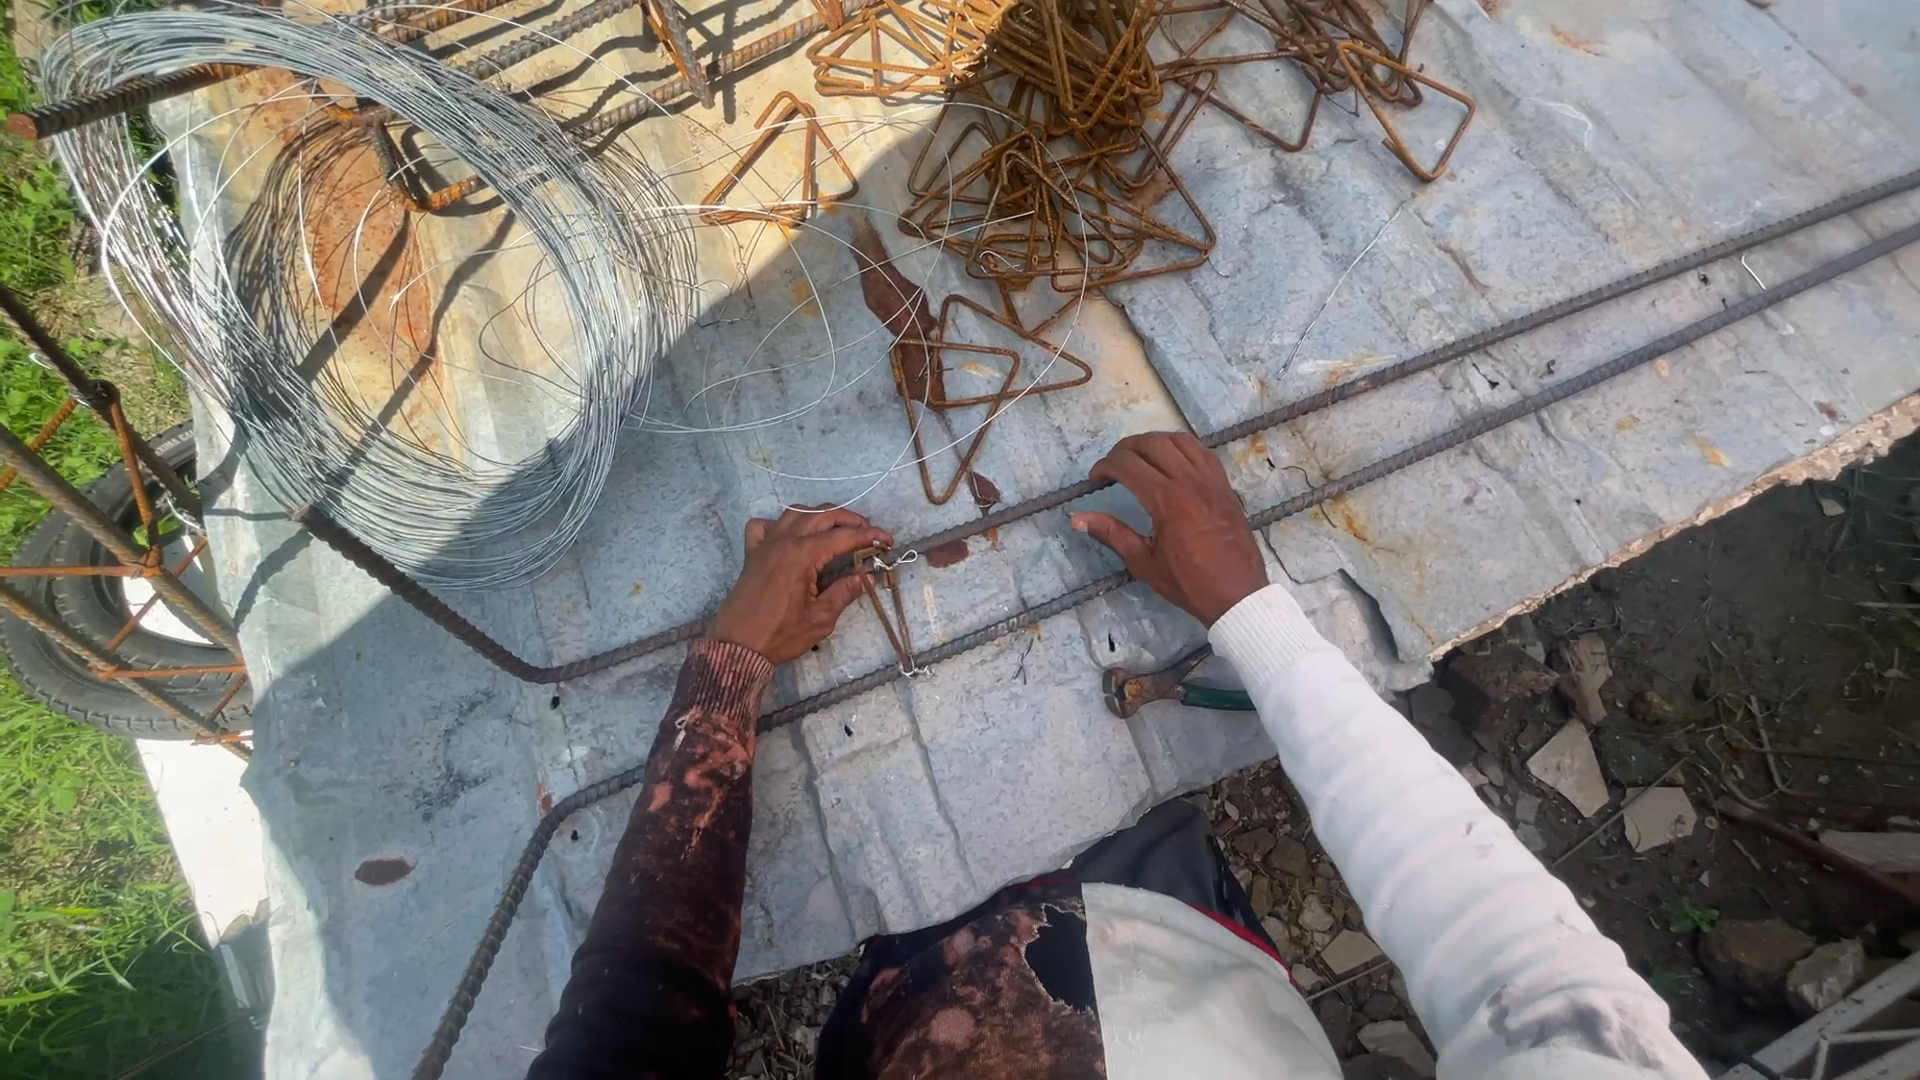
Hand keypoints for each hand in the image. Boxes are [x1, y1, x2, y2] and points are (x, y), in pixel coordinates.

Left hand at [708, 507, 891, 664]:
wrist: (737, 646)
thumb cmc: (781, 635)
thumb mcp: (821, 618)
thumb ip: (845, 591)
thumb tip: (868, 577)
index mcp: (802, 555)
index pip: (843, 537)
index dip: (869, 536)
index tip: (888, 540)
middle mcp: (784, 541)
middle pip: (822, 515)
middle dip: (850, 519)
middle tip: (869, 532)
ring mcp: (765, 544)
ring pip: (796, 513)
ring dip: (820, 515)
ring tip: (837, 528)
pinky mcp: (752, 554)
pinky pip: (763, 526)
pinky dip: (779, 524)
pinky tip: (790, 535)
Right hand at [1070, 432, 1266, 625]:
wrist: (1237, 594)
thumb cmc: (1187, 582)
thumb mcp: (1143, 561)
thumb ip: (1111, 533)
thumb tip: (1076, 518)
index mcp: (1166, 500)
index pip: (1127, 465)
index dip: (1105, 466)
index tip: (1095, 479)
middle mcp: (1189, 481)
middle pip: (1150, 444)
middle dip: (1124, 449)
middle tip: (1112, 466)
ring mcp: (1211, 480)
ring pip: (1178, 440)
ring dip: (1152, 442)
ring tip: (1138, 457)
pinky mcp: (1224, 484)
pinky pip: (1201, 451)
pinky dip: (1180, 447)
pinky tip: (1170, 460)